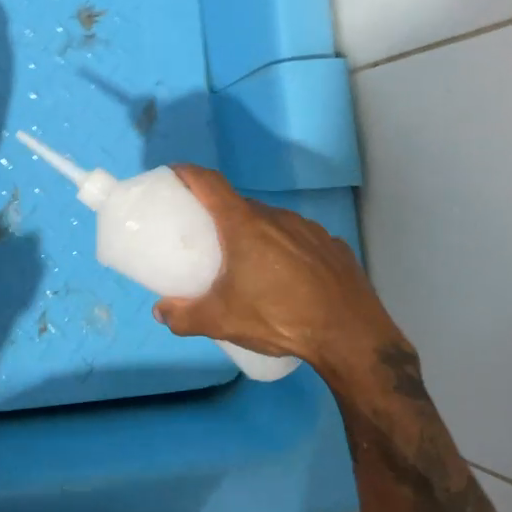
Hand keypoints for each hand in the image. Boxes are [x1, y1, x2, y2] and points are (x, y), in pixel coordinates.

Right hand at [152, 164, 398, 376]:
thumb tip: (160, 313)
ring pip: (273, 222)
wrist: (351, 338)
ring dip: (256, 233)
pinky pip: (301, 239)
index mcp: (245, 226)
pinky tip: (288, 276)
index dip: (189, 173)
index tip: (175, 174)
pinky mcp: (334, 247)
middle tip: (208, 237)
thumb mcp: (221, 321)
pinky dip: (287, 249)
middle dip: (221, 214)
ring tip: (249, 262)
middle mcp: (278, 218)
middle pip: (241, 204)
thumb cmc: (279, 319)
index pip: (210, 183)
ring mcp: (310, 230)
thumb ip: (184, 316)